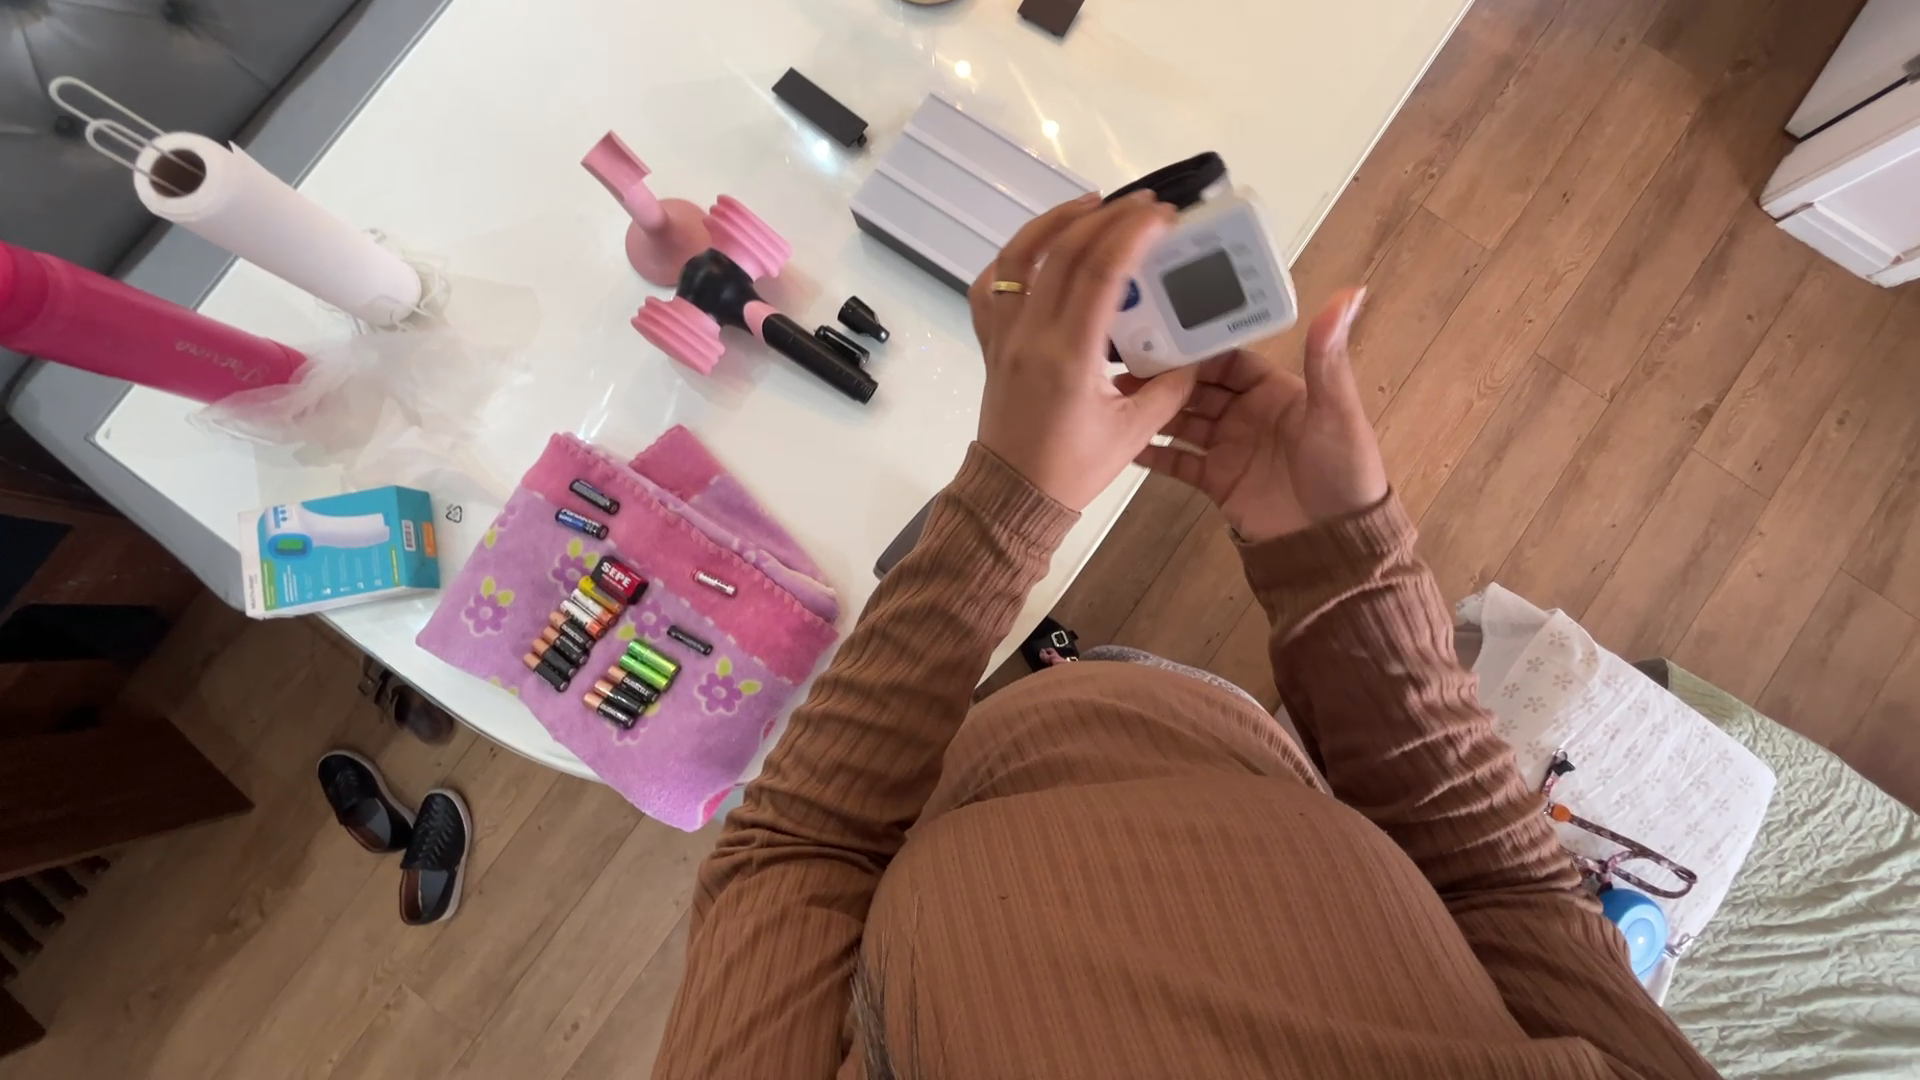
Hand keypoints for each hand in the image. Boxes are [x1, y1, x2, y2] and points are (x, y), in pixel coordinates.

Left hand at [969, 193, 1198, 510]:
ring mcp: (1003, 338)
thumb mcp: (1134, 431)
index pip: (1101, 272)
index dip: (1133, 234)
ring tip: (1089, 208)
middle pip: (1064, 254)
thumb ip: (1171, 385)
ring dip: (1053, 223)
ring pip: (1017, 259)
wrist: (1015, 495)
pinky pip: (989, 290)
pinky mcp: (991, 346)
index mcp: (1069, 357)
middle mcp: (1030, 337)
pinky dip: (1012, 261)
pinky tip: (1038, 253)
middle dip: (1107, 219)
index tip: (1161, 215)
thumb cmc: (1072, 469)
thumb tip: (1195, 350)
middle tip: (1140, 207)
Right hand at [1127, 288, 1386, 542]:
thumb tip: (1347, 295)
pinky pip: (1178, 462)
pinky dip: (1154, 454)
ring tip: (1120, 402)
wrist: (1331, 541)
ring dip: (1154, 412)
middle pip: (1198, 390)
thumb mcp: (1336, 411)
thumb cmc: (1343, 471)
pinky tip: (1127, 444)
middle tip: (1127, 371)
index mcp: (1274, 391)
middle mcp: (1247, 415)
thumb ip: (1326, 357)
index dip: (1198, 351)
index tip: (1165, 340)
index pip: (1228, 361)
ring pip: (1182, 422)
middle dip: (1166, 381)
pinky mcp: (1215, 480)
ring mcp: (1228, 448)